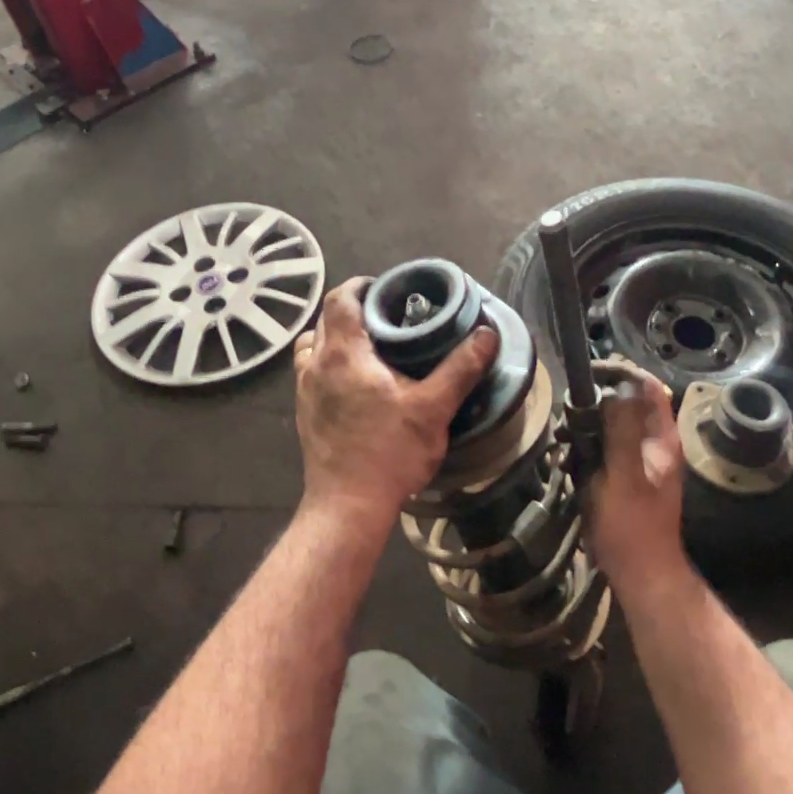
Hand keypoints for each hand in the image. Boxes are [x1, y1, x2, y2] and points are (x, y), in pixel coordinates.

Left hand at [293, 278, 499, 526]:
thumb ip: (460, 369)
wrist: (348, 507)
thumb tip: (487, 335)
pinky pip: (312, 373)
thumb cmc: (389, 453)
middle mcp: (317, 365)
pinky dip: (330, 365)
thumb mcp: (433, 409)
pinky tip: (357, 384)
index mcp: (344, 353)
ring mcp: (305, 391)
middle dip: (353, 311)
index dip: (361, 286)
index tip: (386, 290)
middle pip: (326, 319)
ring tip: (369, 348)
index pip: (341, 299)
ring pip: (313, 346)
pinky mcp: (305, 414)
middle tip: (388, 319)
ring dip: (336, 338)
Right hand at [587, 373, 688, 588]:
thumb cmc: (632, 525)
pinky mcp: (622, 480)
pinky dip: (584, 452)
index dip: (622, 374)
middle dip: (594, 405)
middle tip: (568, 414)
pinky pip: (602, 453)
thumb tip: (618, 387)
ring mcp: (638, 463)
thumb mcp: (624, 473)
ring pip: (610, 429)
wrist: (640, 574)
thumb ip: (622, 428)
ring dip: (585, 431)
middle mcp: (653, 445)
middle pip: (625, 406)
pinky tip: (567, 463)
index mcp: (662, 439)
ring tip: (563, 441)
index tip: (590, 373)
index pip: (648, 388)